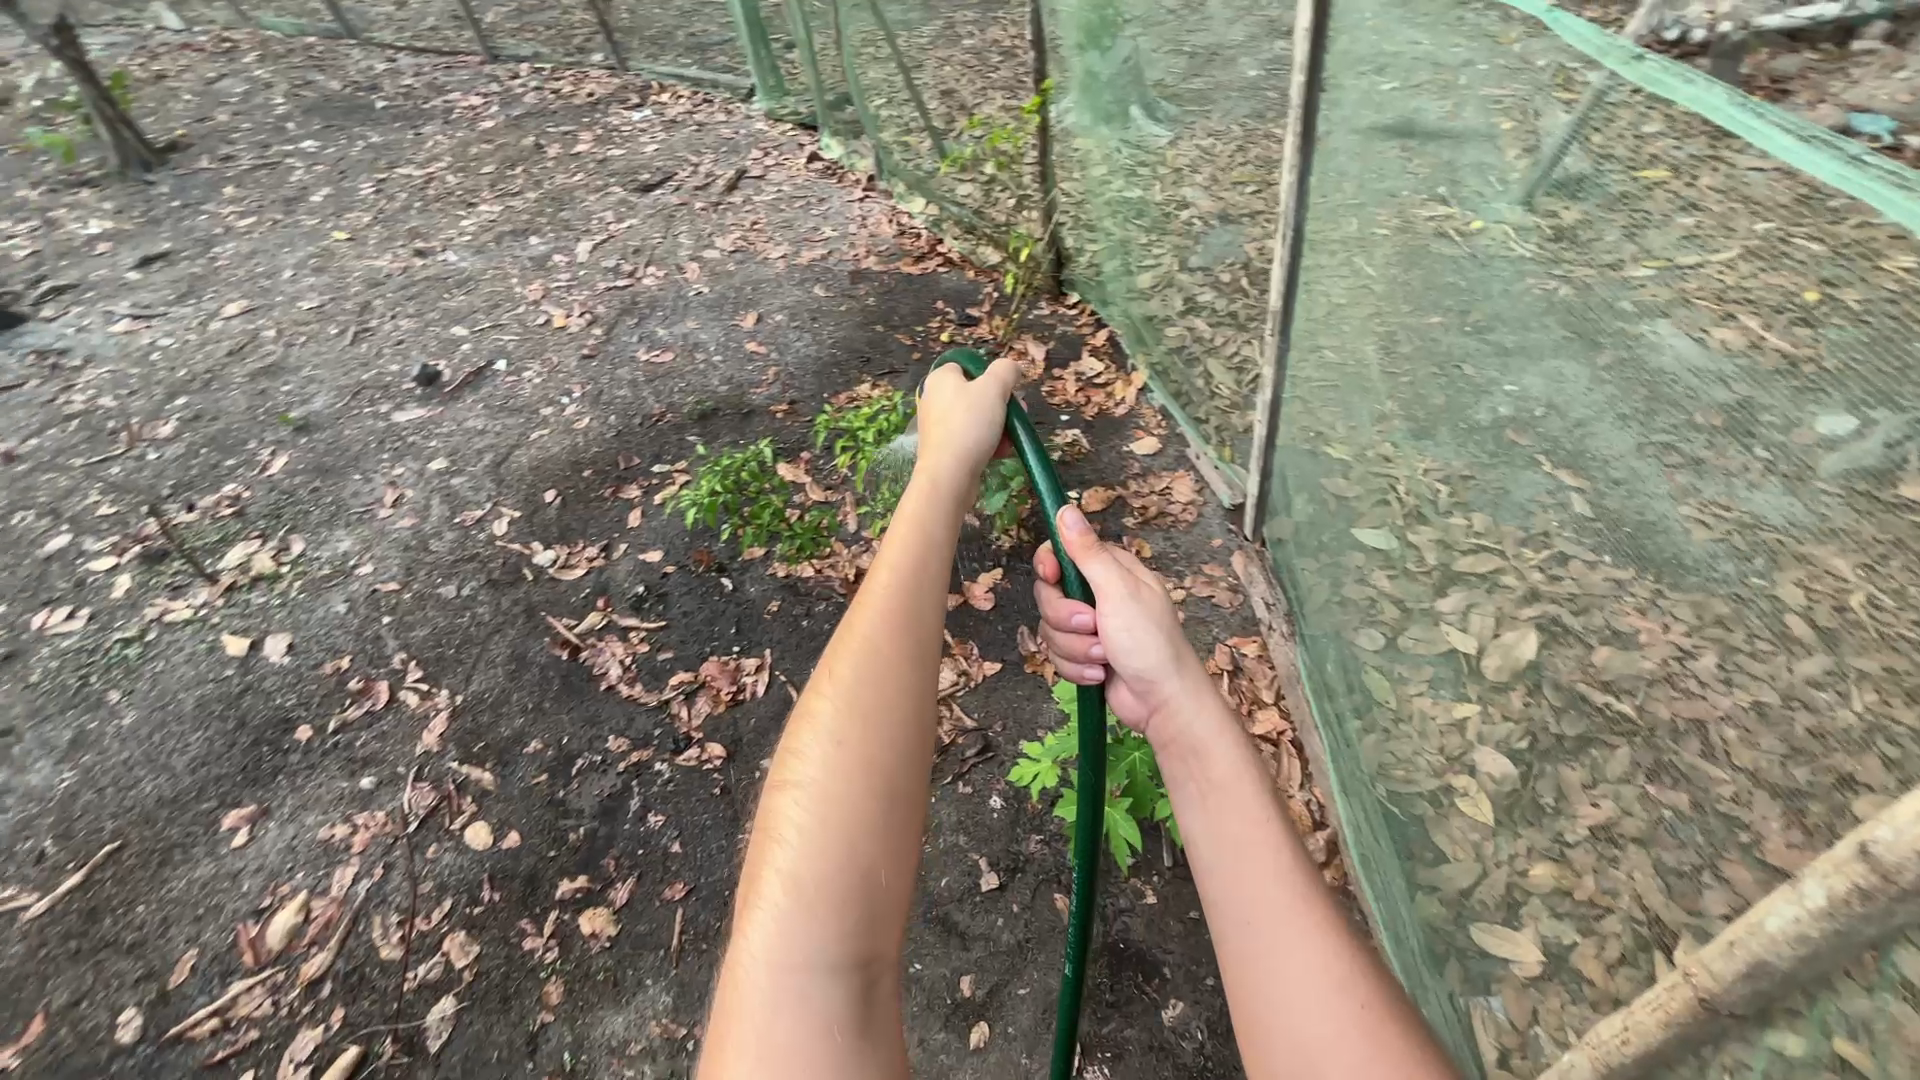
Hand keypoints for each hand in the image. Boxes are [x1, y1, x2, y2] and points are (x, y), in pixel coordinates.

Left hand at [911, 357, 1018, 498]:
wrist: (949, 475)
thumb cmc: (970, 425)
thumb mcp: (994, 388)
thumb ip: (1005, 371)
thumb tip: (1011, 367)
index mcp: (941, 378)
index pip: (968, 366)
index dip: (990, 376)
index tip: (1007, 390)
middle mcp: (935, 399)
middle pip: (977, 394)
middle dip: (1002, 406)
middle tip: (1017, 415)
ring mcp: (938, 426)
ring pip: (978, 419)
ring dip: (1000, 427)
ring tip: (1011, 439)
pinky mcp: (944, 449)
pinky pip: (971, 439)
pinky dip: (988, 443)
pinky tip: (1001, 453)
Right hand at [1032, 504, 1211, 740]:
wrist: (1163, 702)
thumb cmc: (1149, 641)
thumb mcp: (1118, 590)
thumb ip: (1088, 551)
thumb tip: (1065, 509)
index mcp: (1110, 570)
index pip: (1061, 553)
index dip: (1050, 567)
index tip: (1052, 578)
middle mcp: (1098, 594)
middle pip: (1049, 595)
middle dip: (1065, 618)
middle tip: (1093, 627)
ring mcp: (1091, 627)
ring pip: (1050, 629)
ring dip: (1075, 648)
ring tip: (1103, 657)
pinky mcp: (1084, 655)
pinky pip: (1058, 656)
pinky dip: (1077, 668)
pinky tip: (1101, 675)